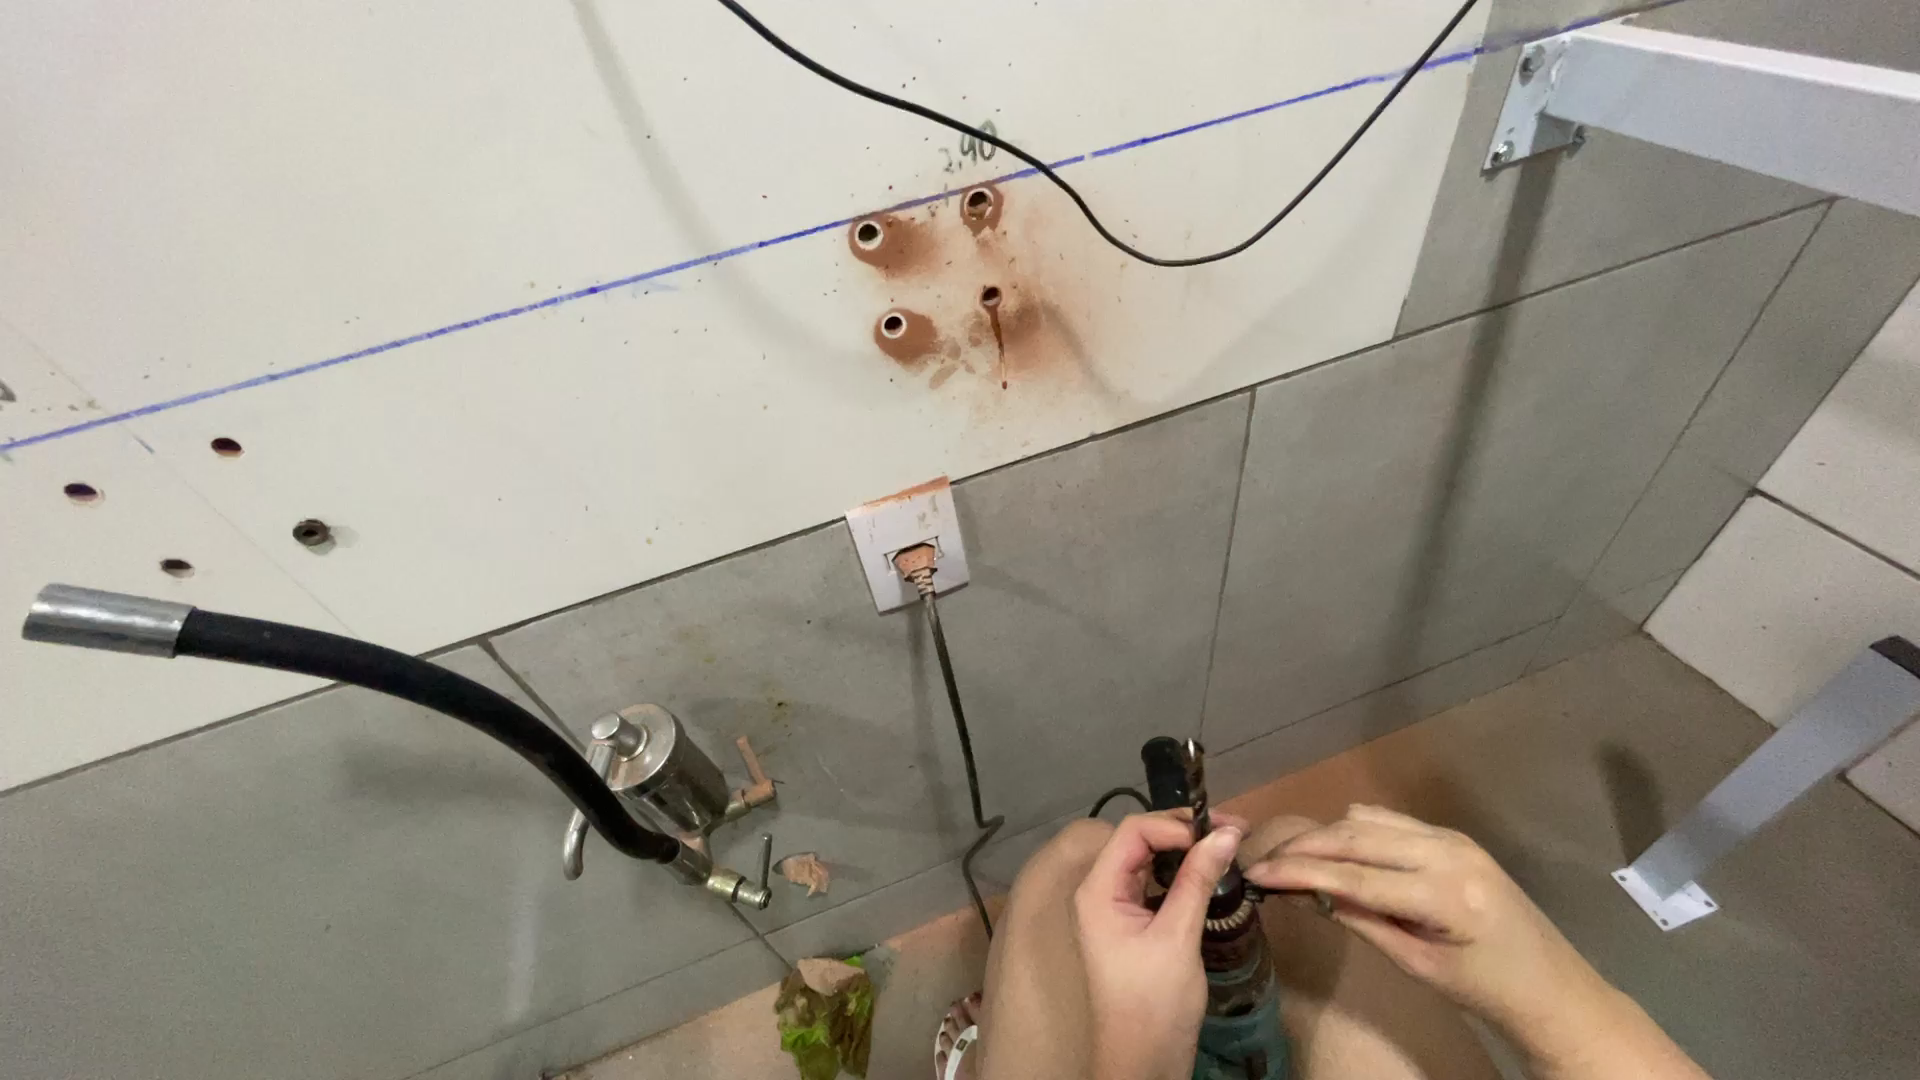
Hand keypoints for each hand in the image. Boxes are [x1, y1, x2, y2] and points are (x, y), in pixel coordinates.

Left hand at [1071, 812, 1242, 1079]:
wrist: (1141, 1066)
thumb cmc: (1153, 1005)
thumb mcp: (1178, 938)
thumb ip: (1197, 881)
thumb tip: (1225, 834)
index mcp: (1097, 889)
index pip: (1132, 831)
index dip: (1174, 825)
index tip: (1219, 831)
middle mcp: (1098, 889)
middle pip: (1137, 840)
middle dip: (1182, 831)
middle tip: (1231, 830)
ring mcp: (1111, 906)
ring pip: (1145, 858)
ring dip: (1183, 849)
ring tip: (1225, 845)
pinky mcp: (1127, 922)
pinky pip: (1150, 881)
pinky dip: (1178, 872)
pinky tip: (1206, 872)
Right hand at [1242, 805, 1609, 1034]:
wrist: (1556, 990)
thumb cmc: (1485, 991)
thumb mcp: (1417, 966)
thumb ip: (1359, 920)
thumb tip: (1302, 893)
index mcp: (1445, 895)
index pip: (1353, 875)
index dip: (1298, 872)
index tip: (1256, 873)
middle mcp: (1447, 852)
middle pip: (1354, 837)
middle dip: (1303, 847)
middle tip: (1264, 861)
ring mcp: (1451, 838)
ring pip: (1365, 819)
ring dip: (1325, 835)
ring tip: (1295, 858)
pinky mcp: (1451, 835)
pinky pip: (1387, 819)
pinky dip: (1353, 829)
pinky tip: (1338, 850)